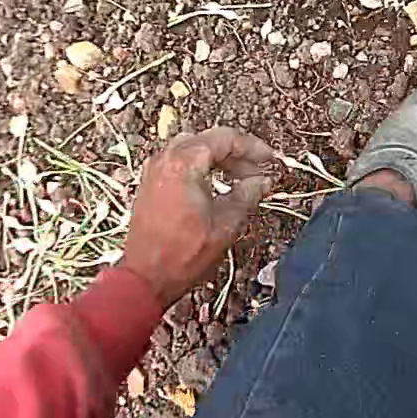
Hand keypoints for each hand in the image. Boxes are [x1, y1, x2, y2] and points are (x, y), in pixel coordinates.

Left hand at [118, 127, 277, 304]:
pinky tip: (219, 185)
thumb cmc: (185, 253)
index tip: (270, 160)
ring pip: (195, 148)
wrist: (145, 278)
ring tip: (242, 177)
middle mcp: (165, 160)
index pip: (225, 139)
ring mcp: (155, 171)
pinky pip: (182, 162)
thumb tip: (263, 181)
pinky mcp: (152, 184)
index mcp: (184, 164)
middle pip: (209, 140)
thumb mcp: (227, 222)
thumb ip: (248, 194)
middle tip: (259, 169)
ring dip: (221, 158)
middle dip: (238, 152)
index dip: (253, 147)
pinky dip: (204, 166)